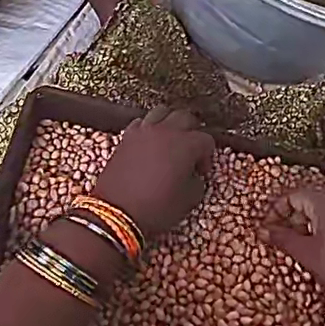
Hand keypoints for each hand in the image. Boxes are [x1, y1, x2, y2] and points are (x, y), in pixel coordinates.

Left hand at [90, 105, 215, 235]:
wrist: (116, 213)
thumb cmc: (156, 208)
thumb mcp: (188, 200)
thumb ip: (197, 182)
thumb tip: (194, 175)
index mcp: (186, 145)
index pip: (205, 140)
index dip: (207, 156)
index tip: (201, 171)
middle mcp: (166, 131)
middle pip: (186, 118)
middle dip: (193, 132)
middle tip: (191, 152)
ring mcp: (143, 131)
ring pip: (162, 112)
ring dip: (170, 123)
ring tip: (171, 141)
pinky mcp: (126, 137)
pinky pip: (141, 123)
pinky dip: (149, 128)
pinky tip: (149, 143)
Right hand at [259, 188, 324, 305]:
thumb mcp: (307, 254)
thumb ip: (282, 238)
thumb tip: (262, 231)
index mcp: (324, 201)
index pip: (291, 196)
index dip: (275, 211)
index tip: (266, 228)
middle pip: (305, 200)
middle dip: (288, 217)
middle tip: (277, 237)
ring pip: (319, 210)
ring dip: (303, 224)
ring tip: (294, 246)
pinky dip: (318, 229)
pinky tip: (314, 249)